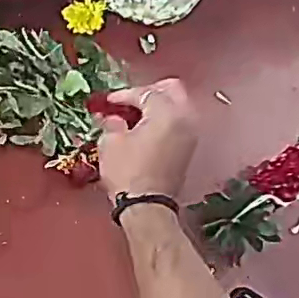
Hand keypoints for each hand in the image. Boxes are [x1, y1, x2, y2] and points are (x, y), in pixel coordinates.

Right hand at [94, 78, 199, 200]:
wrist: (147, 207)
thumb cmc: (127, 172)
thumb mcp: (111, 143)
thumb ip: (112, 123)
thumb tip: (113, 118)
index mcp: (167, 113)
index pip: (145, 93)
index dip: (123, 95)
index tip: (108, 102)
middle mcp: (185, 119)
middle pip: (171, 90)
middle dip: (148, 92)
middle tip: (127, 102)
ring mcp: (190, 134)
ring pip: (177, 106)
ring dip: (157, 106)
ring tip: (134, 116)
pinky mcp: (188, 149)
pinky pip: (178, 123)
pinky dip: (163, 121)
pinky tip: (144, 129)